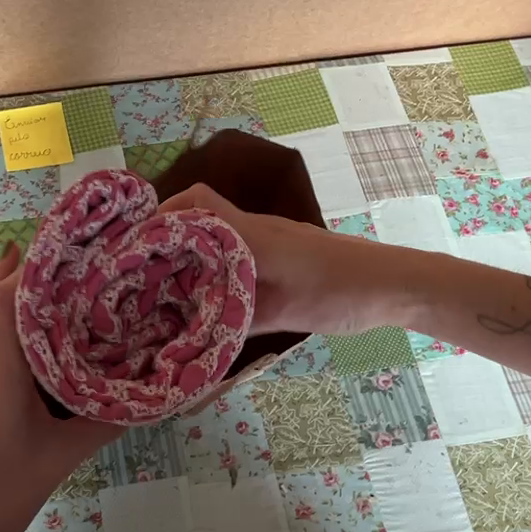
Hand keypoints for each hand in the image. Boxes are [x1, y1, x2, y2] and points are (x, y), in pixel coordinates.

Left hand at [0, 246, 120, 531]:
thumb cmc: (3, 496)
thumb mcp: (62, 458)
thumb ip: (106, 423)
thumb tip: (152, 397)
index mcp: (1, 371)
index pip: (8, 301)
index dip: (32, 270)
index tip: (63, 250)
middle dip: (18, 270)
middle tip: (53, 250)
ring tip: (15, 258)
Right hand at [160, 183, 401, 337]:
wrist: (394, 284)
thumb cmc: (337, 292)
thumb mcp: (282, 312)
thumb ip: (237, 316)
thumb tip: (194, 329)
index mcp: (250, 233)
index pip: (197, 202)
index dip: (163, 213)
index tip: (137, 240)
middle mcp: (256, 227)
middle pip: (202, 216)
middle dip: (170, 236)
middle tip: (145, 269)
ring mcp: (273, 237)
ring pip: (220, 234)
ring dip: (194, 252)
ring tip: (170, 285)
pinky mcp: (286, 251)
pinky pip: (240, 248)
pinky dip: (219, 263)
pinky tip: (213, 293)